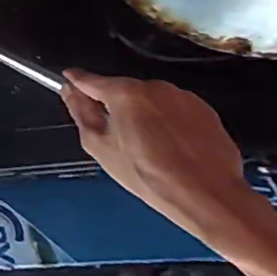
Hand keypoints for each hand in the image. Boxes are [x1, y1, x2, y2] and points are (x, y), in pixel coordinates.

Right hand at [59, 70, 261, 236]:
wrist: (208, 196)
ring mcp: (182, 98)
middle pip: (122, 90)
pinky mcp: (205, 111)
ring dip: (142, 114)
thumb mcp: (99, 146)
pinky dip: (167, 122)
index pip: (89, 79)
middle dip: (114, 106)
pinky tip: (170, 147)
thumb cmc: (149, 174)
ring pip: (149, 100)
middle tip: (114, 135)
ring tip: (148, 146)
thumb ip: (80, 112)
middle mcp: (154, 87)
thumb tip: (71, 93)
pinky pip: (174, 110)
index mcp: (124, 92)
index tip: (68, 80)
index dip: (75, 81)